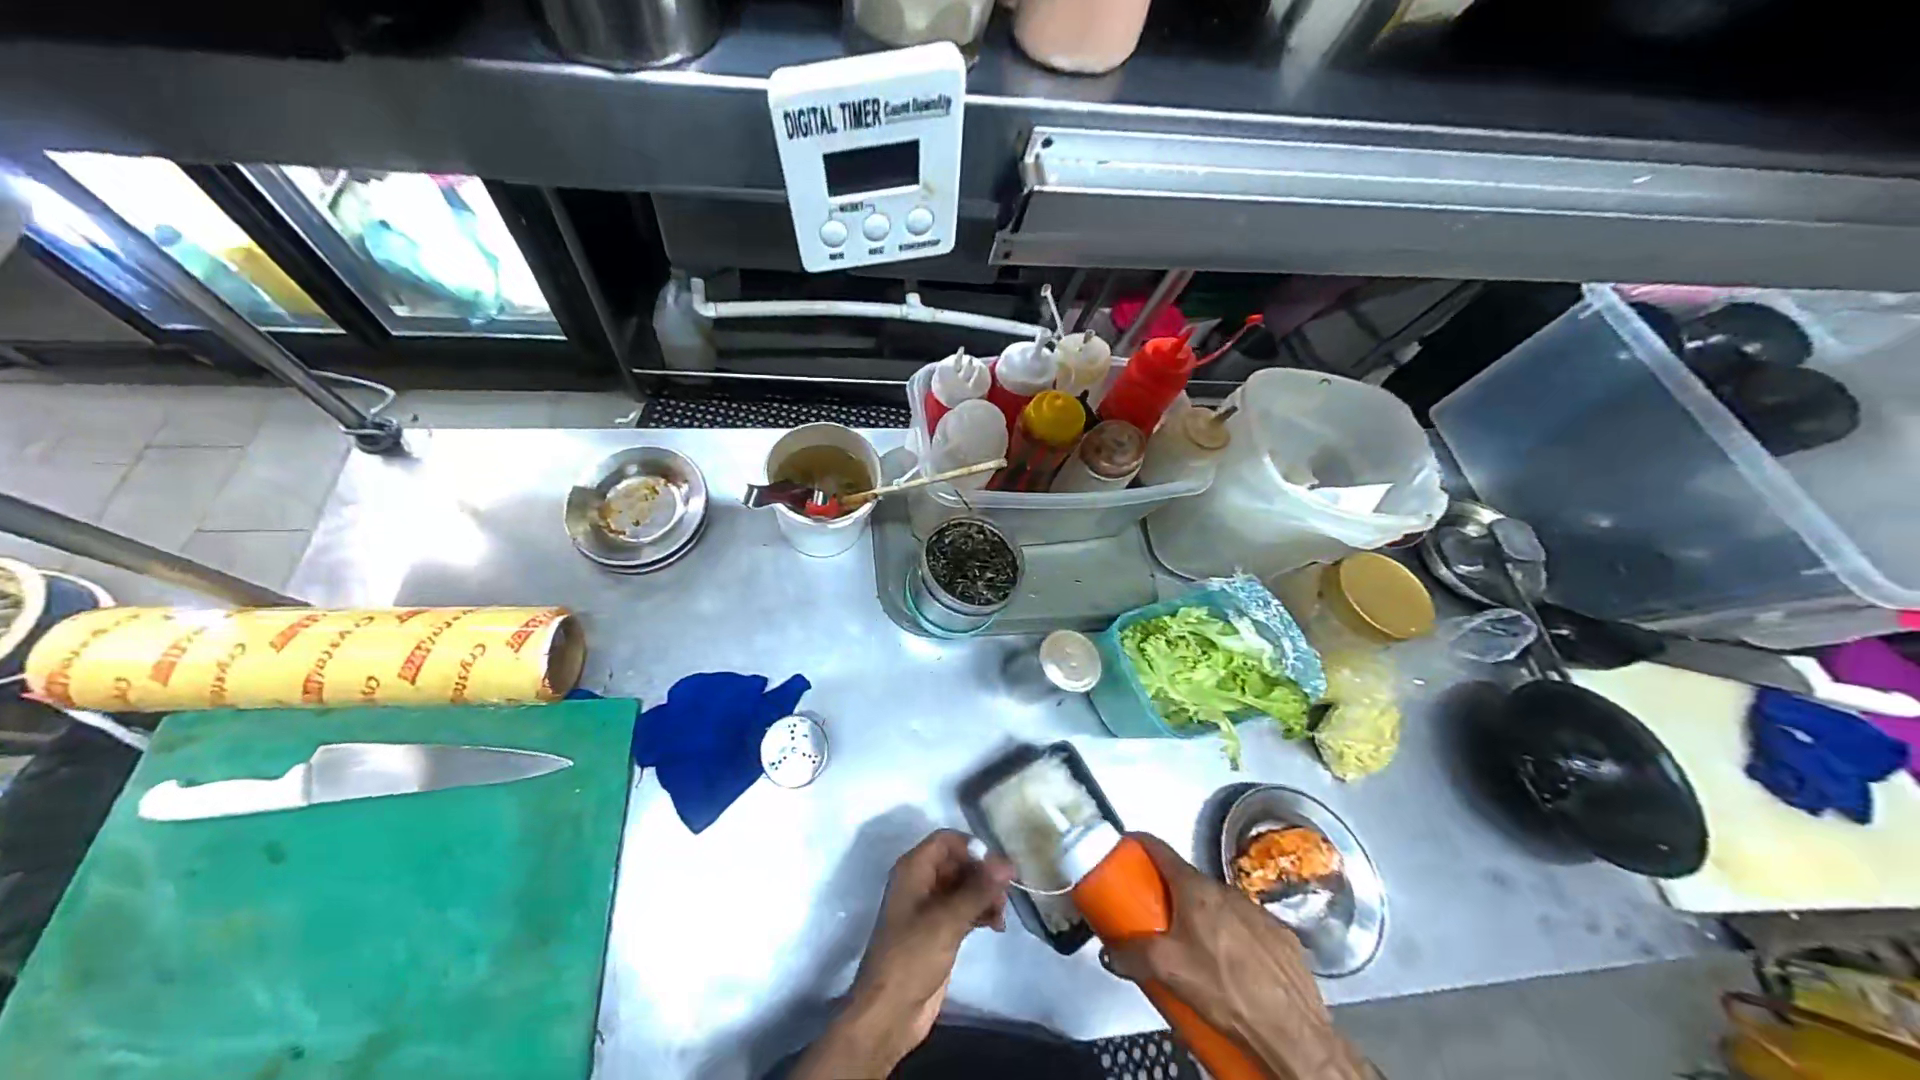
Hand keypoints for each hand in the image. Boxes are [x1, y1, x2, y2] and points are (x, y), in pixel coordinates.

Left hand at [793, 829, 1014, 1078]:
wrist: (889, 1013)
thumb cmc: (911, 957)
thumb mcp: (947, 920)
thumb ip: (978, 889)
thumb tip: (1007, 862)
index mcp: (913, 870)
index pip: (946, 841)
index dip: (972, 848)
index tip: (997, 867)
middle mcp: (921, 882)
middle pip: (958, 862)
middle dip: (983, 874)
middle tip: (1006, 894)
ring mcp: (930, 908)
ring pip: (964, 886)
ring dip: (985, 895)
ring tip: (1001, 915)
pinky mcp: (939, 931)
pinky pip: (965, 908)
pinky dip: (981, 912)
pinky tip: (996, 926)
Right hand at [1102, 834, 1374, 1079]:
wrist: (1291, 1033)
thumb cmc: (1224, 990)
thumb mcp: (1166, 970)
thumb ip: (1131, 954)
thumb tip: (1111, 951)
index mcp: (1197, 890)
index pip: (1161, 850)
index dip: (1141, 844)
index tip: (1128, 847)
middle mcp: (1228, 891)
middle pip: (1189, 881)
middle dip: (1169, 894)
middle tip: (1154, 918)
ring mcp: (1259, 913)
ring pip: (1220, 906)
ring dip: (1202, 918)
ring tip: (1194, 951)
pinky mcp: (1282, 938)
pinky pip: (1248, 929)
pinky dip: (1233, 939)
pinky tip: (1231, 970)